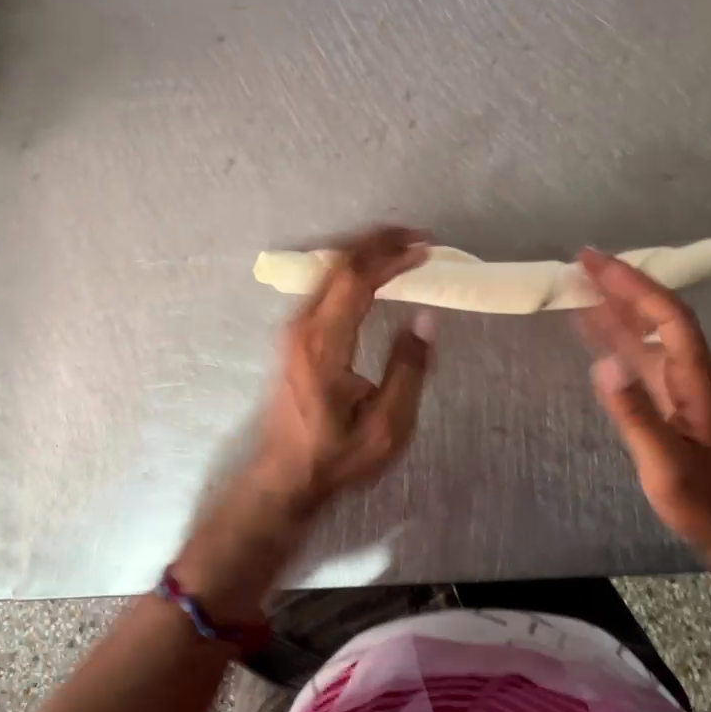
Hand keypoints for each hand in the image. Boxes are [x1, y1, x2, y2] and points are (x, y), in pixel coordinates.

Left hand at [245, 226, 435, 519]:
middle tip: (419, 235)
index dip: (392, 257)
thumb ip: (408, 370)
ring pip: (328, 267)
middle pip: (339, 262)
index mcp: (325, 344)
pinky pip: (324, 280)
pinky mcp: (293, 333)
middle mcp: (302, 325)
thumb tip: (425, 319)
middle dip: (380, 240)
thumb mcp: (387, 426)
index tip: (425, 250)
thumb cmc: (338, 455)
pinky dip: (352, 264)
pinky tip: (372, 266)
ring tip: (401, 244)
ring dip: (365, 248)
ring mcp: (293, 326)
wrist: (285, 476)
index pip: (357, 280)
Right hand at [576, 248, 710, 561]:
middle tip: (581, 260)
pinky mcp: (667, 401)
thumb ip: (636, 415)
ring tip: (580, 282)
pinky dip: (614, 335)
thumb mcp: (667, 464)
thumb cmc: (706, 502)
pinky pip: (638, 355)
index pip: (666, 315)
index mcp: (695, 377)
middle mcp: (688, 371)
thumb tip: (603, 363)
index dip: (633, 284)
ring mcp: (678, 385)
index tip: (596, 262)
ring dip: (615, 304)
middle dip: (621, 283)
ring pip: (645, 331)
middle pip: (656, 313)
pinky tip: (593, 328)